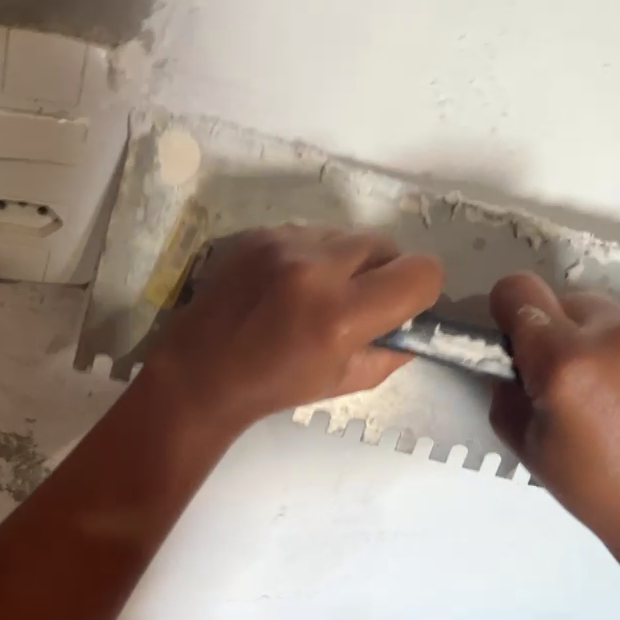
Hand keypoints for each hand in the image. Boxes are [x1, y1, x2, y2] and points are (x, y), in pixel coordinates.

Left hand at [144, 226, 444, 431]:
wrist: (199, 373)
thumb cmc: (273, 387)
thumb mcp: (344, 382)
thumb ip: (391, 352)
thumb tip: (415, 324)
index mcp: (341, 316)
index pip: (421, 272)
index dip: (418, 292)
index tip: (401, 307)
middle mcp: (315, 270)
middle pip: (385, 244)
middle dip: (381, 273)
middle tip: (356, 302)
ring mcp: (282, 246)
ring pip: (345, 235)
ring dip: (344, 261)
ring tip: (315, 295)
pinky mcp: (257, 236)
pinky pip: (307, 233)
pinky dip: (308, 256)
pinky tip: (286, 286)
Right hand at [489, 272, 619, 548]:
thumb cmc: (598, 490)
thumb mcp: (528, 446)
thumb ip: (508, 391)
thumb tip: (513, 359)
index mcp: (563, 363)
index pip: (518, 292)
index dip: (510, 309)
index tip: (518, 333)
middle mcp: (619, 334)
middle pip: (571, 300)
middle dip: (564, 331)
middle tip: (575, 377)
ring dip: (612, 338)